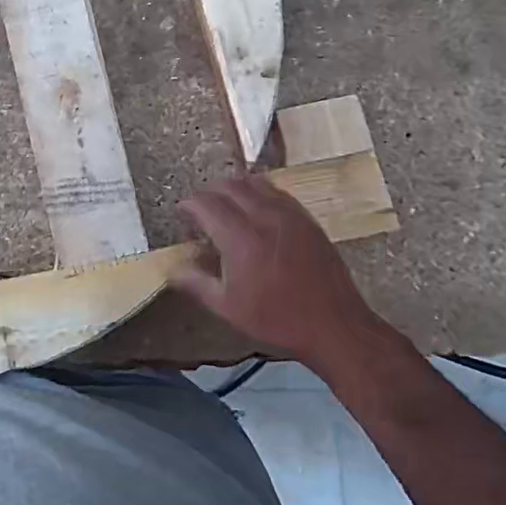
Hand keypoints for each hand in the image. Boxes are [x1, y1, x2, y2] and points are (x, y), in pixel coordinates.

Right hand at [172, 176, 389, 364]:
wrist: (332, 322)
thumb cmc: (276, 318)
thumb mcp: (229, 307)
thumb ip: (197, 283)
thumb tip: (172, 268)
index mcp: (240, 238)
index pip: (207, 204)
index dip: (189, 204)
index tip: (181, 212)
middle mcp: (263, 216)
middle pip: (229, 186)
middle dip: (209, 192)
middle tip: (200, 209)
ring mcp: (288, 212)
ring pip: (254, 182)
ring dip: (233, 187)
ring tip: (225, 205)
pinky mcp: (305, 216)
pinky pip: (275, 190)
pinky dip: (258, 191)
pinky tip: (255, 208)